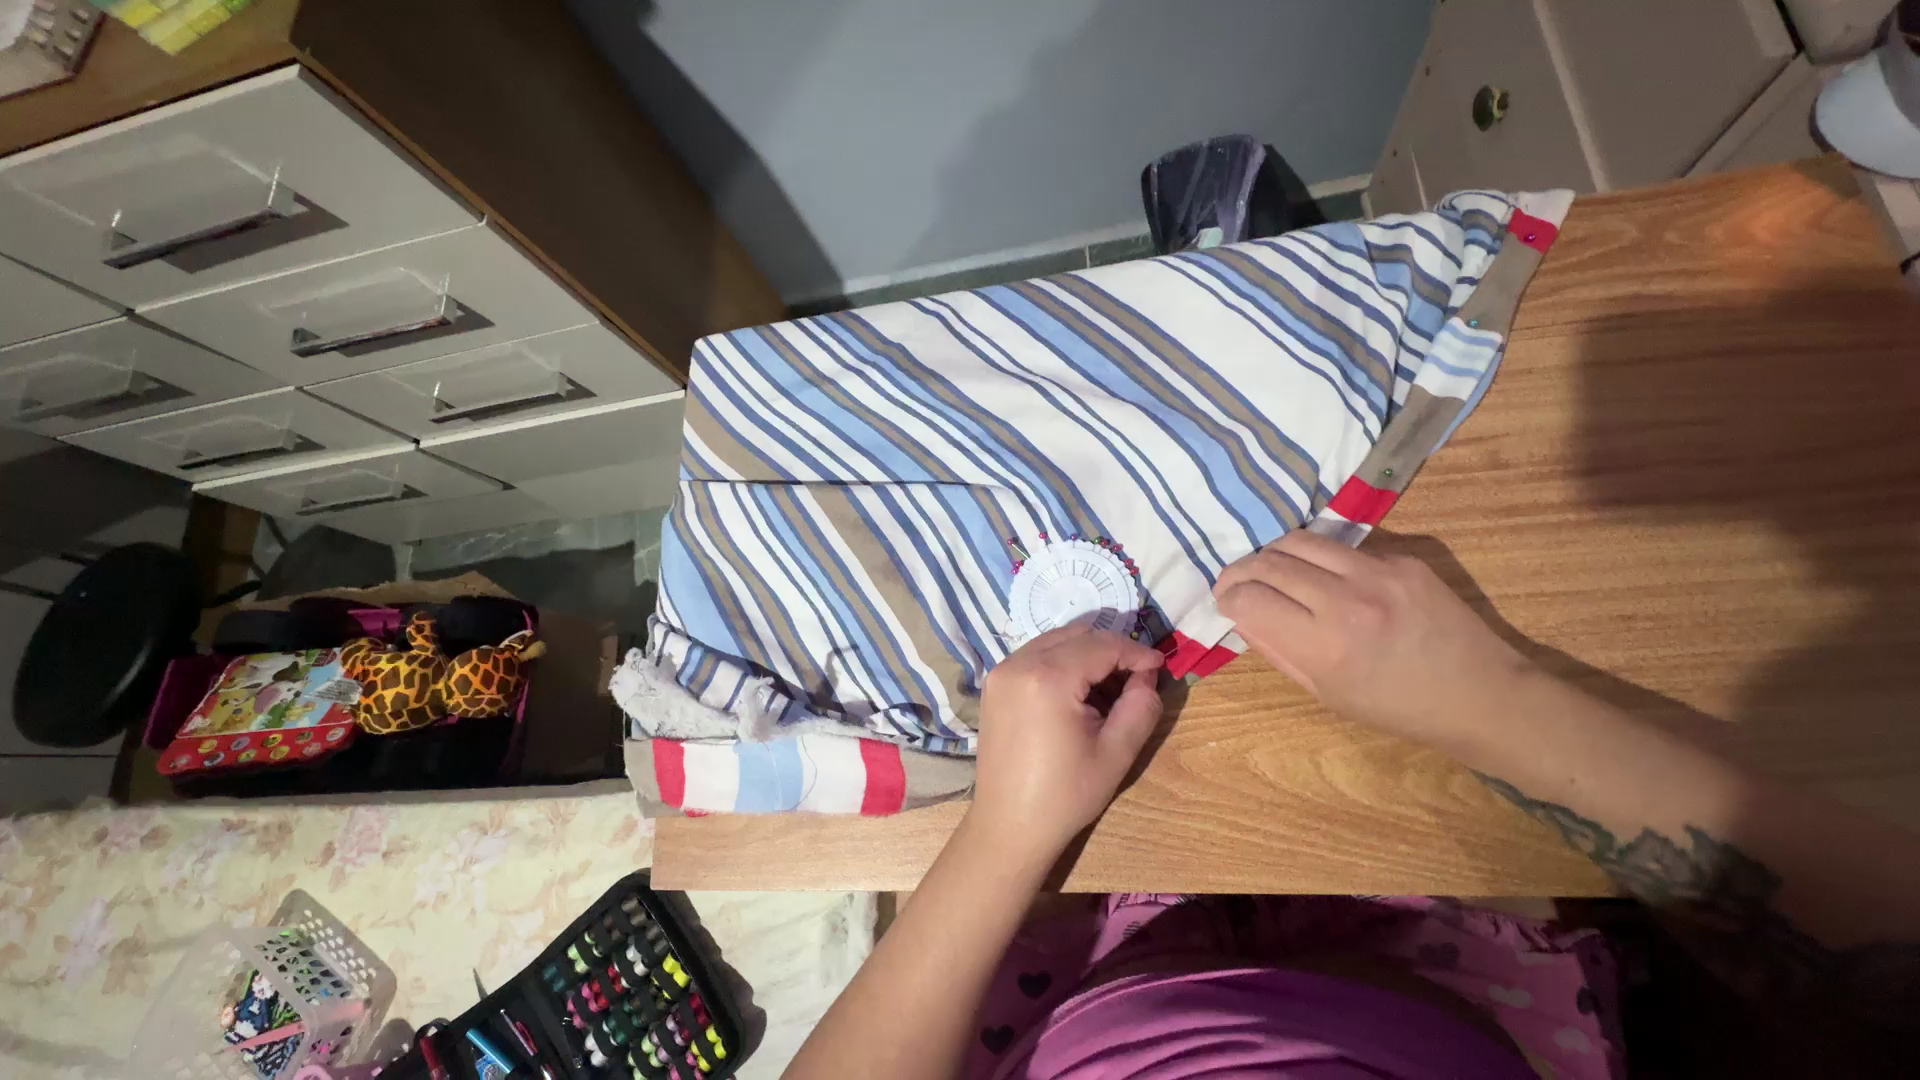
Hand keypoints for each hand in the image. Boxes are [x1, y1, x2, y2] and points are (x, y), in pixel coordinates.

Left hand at [970, 623, 1165, 857]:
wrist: (1008, 825)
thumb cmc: (1065, 795)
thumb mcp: (1116, 753)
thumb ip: (1140, 706)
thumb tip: (1147, 676)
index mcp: (1046, 677)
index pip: (1101, 645)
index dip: (1135, 652)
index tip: (1160, 667)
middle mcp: (1018, 663)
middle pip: (1076, 635)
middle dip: (1111, 649)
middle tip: (1138, 677)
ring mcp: (1000, 672)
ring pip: (1054, 641)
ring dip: (1086, 654)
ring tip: (1111, 686)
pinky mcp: (994, 685)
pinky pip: (1035, 656)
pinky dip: (1062, 662)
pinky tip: (1079, 692)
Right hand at [1212, 530, 1532, 747]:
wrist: (1481, 695)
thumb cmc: (1396, 708)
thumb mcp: (1324, 692)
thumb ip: (1276, 649)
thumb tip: (1241, 614)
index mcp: (1324, 644)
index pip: (1249, 599)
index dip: (1227, 598)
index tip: (1225, 604)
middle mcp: (1346, 599)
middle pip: (1267, 563)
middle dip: (1239, 572)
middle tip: (1235, 585)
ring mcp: (1377, 572)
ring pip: (1298, 541)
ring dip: (1272, 555)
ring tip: (1269, 571)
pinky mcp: (1402, 558)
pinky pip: (1340, 547)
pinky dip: (1317, 558)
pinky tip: (1320, 577)